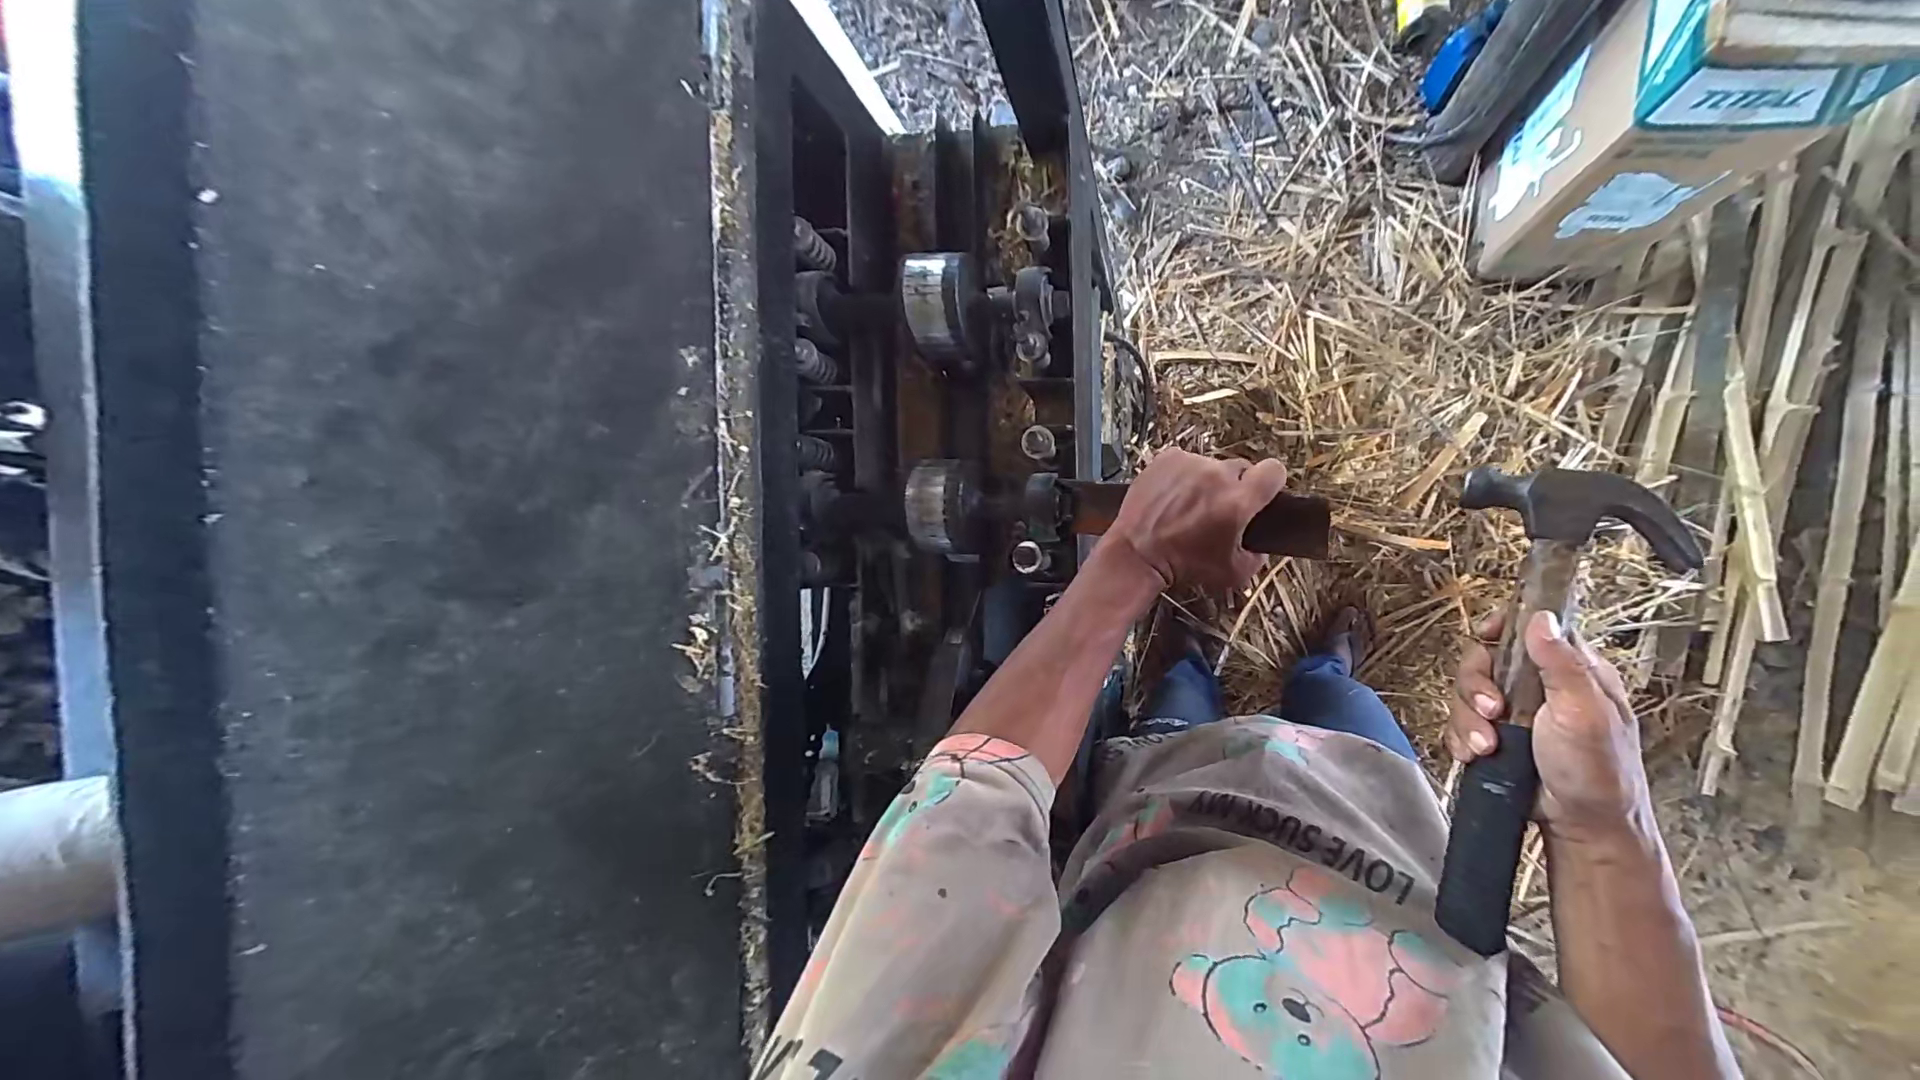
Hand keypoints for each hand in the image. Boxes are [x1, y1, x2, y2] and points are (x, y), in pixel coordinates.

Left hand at [1104, 449, 1287, 591]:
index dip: (1269, 482)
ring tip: (1188, 506)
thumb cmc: (1182, 565)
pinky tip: (1172, 496)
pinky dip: (1182, 475)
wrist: (1137, 554)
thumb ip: (1259, 554)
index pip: (1274, 471)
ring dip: (1205, 482)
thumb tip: (1262, 540)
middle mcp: (1216, 476)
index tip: (1260, 493)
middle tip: (1216, 509)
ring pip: (1211, 466)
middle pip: (1241, 469)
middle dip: (1233, 487)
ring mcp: (1189, 464)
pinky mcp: (1166, 459)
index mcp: (1238, 501)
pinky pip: (1185, 462)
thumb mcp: (1235, 573)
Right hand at [1447, 610, 1654, 845]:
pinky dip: (1461, 737)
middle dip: (1476, 686)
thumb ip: (1562, 665)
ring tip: (1486, 745)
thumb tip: (1542, 618)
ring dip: (1468, 719)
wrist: (1583, 828)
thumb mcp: (1585, 713)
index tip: (1487, 636)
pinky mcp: (1492, 734)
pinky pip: (1458, 722)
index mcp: (1571, 672)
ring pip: (1465, 692)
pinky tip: (1476, 754)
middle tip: (1491, 710)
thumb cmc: (1599, 773)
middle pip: (1483, 660)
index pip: (1529, 630)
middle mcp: (1539, 687)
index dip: (1502, 628)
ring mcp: (1513, 712)